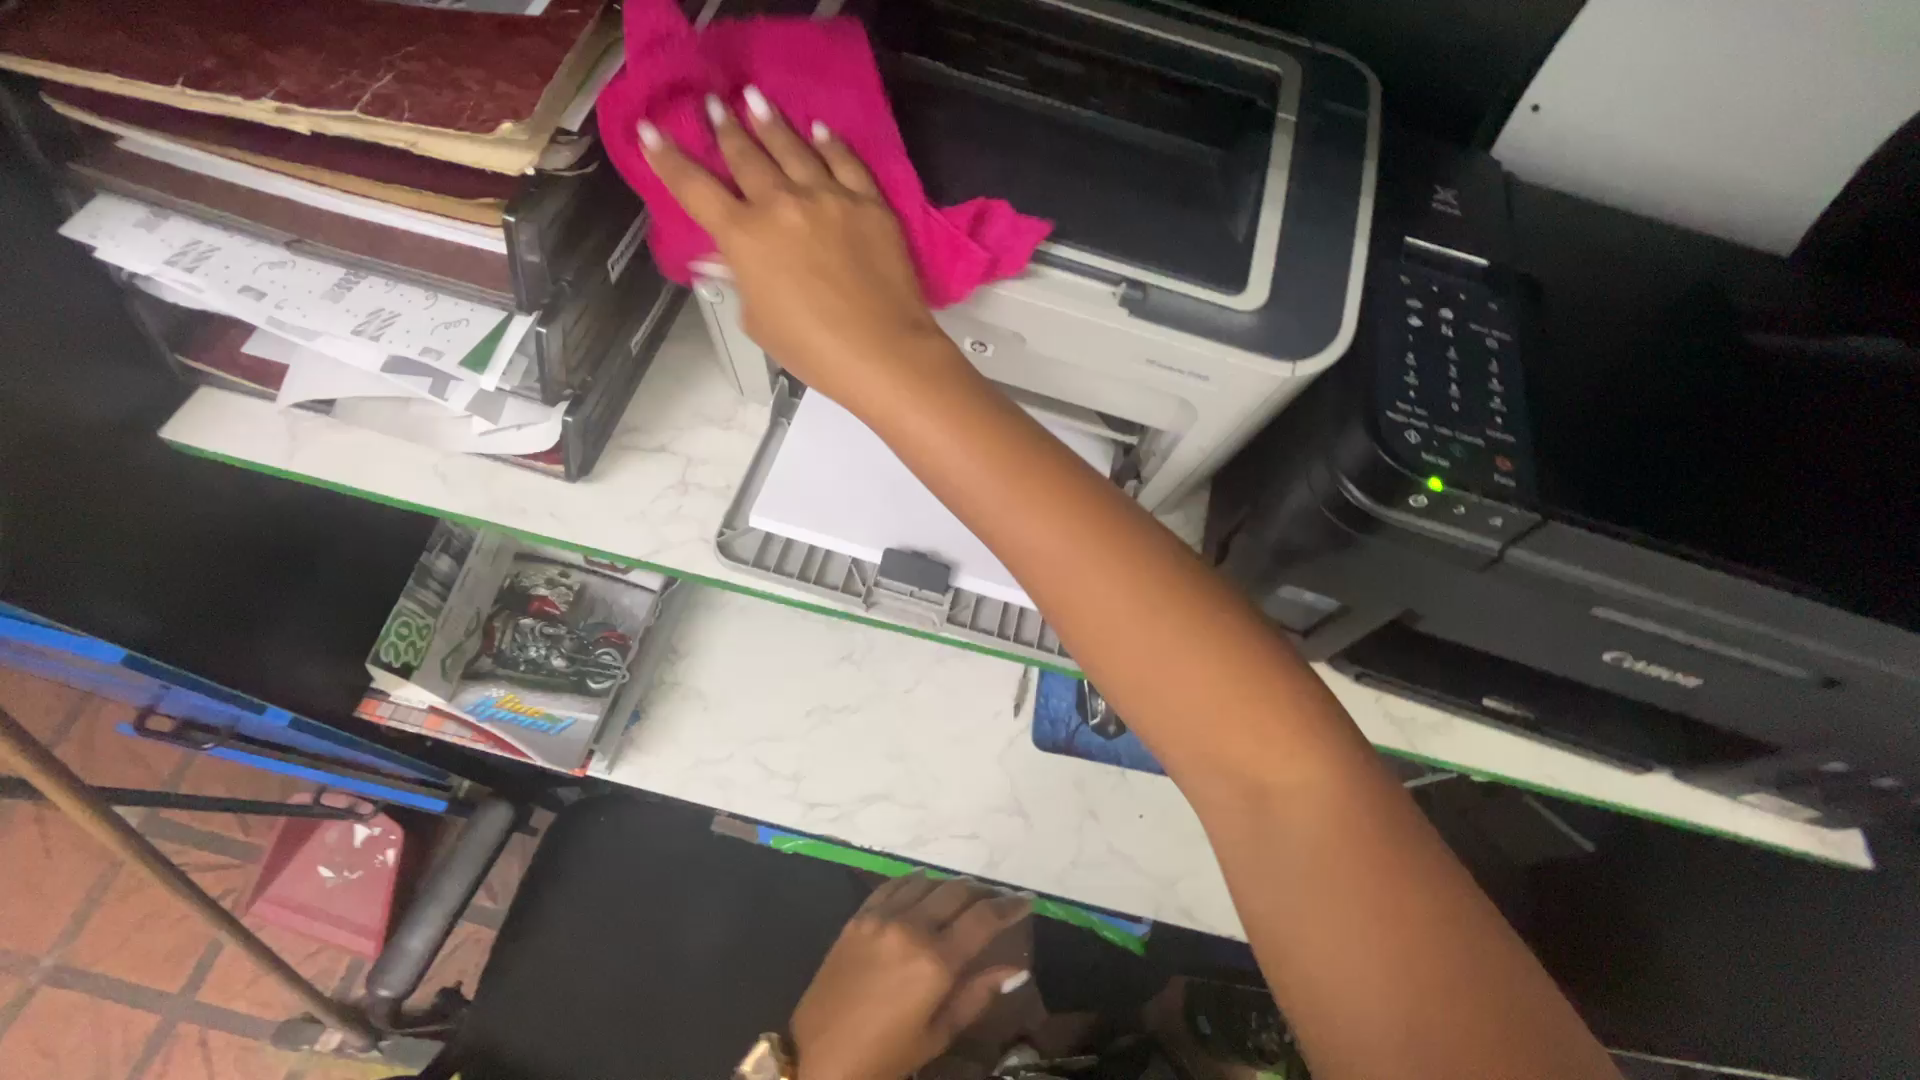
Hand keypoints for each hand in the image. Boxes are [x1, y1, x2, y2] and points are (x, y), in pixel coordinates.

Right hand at [639, 89, 953, 408]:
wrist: (882, 351)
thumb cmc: (812, 350)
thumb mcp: (758, 320)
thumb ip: (742, 281)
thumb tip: (728, 259)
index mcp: (744, 237)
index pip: (695, 189)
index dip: (669, 159)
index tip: (651, 130)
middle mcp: (782, 204)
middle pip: (746, 157)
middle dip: (726, 129)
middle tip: (715, 104)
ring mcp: (829, 198)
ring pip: (793, 148)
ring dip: (770, 122)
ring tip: (755, 99)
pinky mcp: (869, 204)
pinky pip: (846, 162)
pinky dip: (831, 143)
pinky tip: (820, 130)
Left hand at [789, 871, 1031, 1079]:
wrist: (817, 1056)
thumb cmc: (885, 1056)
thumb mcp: (937, 1034)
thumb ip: (977, 995)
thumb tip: (1015, 969)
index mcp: (936, 962)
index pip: (983, 919)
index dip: (1010, 905)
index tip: (1026, 900)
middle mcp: (911, 929)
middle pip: (958, 892)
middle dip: (983, 893)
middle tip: (997, 900)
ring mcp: (881, 919)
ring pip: (927, 883)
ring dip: (950, 886)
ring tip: (963, 897)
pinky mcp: (859, 918)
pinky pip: (893, 886)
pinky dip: (915, 882)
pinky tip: (924, 887)